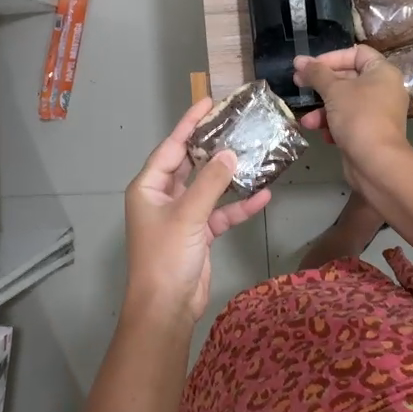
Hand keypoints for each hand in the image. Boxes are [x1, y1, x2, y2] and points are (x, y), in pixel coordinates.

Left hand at [123, 98, 272, 323]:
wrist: (166, 309)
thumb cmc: (167, 256)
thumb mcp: (188, 215)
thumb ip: (211, 183)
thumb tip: (231, 154)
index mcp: (148, 187)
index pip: (171, 147)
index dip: (189, 123)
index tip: (208, 102)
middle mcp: (163, 197)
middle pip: (190, 164)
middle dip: (212, 146)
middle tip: (236, 123)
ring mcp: (181, 216)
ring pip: (208, 188)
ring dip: (230, 176)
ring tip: (254, 153)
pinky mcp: (199, 235)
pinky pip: (220, 213)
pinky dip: (239, 206)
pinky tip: (264, 194)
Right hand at [294, 46, 409, 154]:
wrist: (376, 162)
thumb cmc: (358, 116)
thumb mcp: (334, 90)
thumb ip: (316, 73)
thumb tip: (299, 60)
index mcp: (382, 72)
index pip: (357, 53)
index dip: (332, 57)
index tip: (311, 66)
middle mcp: (384, 89)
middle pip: (348, 77)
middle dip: (321, 84)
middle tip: (298, 83)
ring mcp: (378, 113)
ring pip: (345, 102)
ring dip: (323, 109)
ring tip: (306, 120)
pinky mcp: (370, 132)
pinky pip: (349, 121)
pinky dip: (333, 125)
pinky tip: (322, 134)